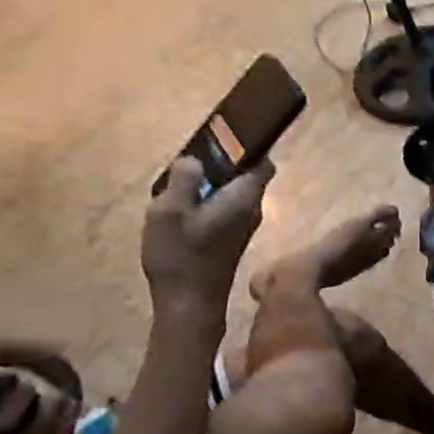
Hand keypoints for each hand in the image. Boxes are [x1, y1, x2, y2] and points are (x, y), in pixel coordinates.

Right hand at [141, 158, 273, 313]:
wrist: (190, 298)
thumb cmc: (181, 253)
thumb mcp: (171, 210)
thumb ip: (186, 181)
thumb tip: (195, 160)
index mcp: (244, 199)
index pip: (263, 165)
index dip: (249, 148)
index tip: (224, 136)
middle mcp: (252, 209)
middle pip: (246, 176)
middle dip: (223, 162)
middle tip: (190, 156)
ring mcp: (243, 224)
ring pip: (233, 192)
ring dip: (211, 181)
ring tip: (179, 177)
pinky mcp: (231, 236)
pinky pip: (224, 206)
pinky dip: (208, 198)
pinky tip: (180, 202)